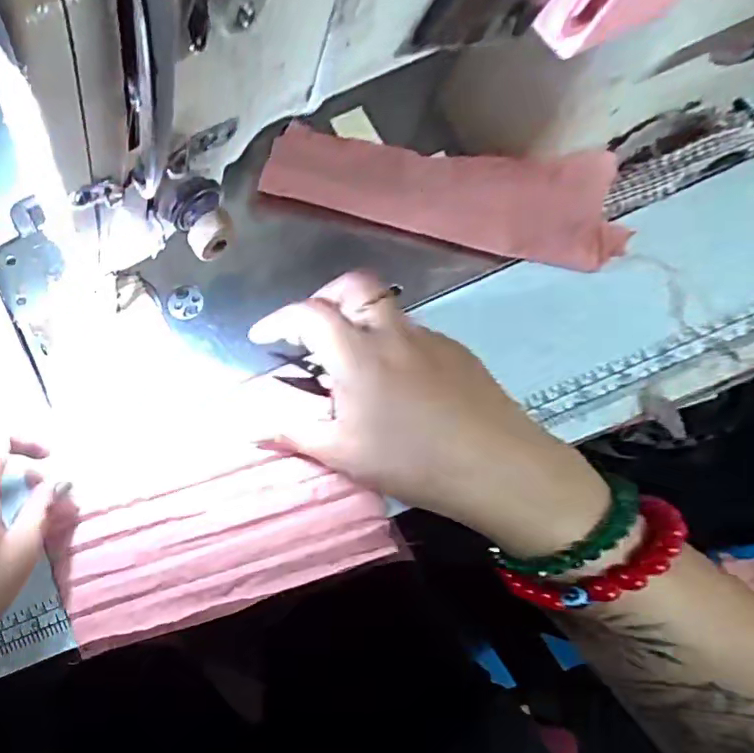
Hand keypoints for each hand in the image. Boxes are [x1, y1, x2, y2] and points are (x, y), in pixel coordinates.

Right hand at [249, 270, 609, 555]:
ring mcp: (429, 338)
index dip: (279, 319)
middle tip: (309, 331)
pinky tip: (394, 385)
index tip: (263, 338)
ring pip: (385, 310)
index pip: (309, 314)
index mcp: (358, 355)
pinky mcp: (456, 351)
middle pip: (353, 287)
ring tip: (350, 367)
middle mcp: (392, 333)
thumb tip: (256, 432)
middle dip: (323, 298)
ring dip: (358, 323)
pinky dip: (390, 344)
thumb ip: (296, 436)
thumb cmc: (411, 461)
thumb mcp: (344, 455)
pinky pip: (412, 334)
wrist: (496, 466)